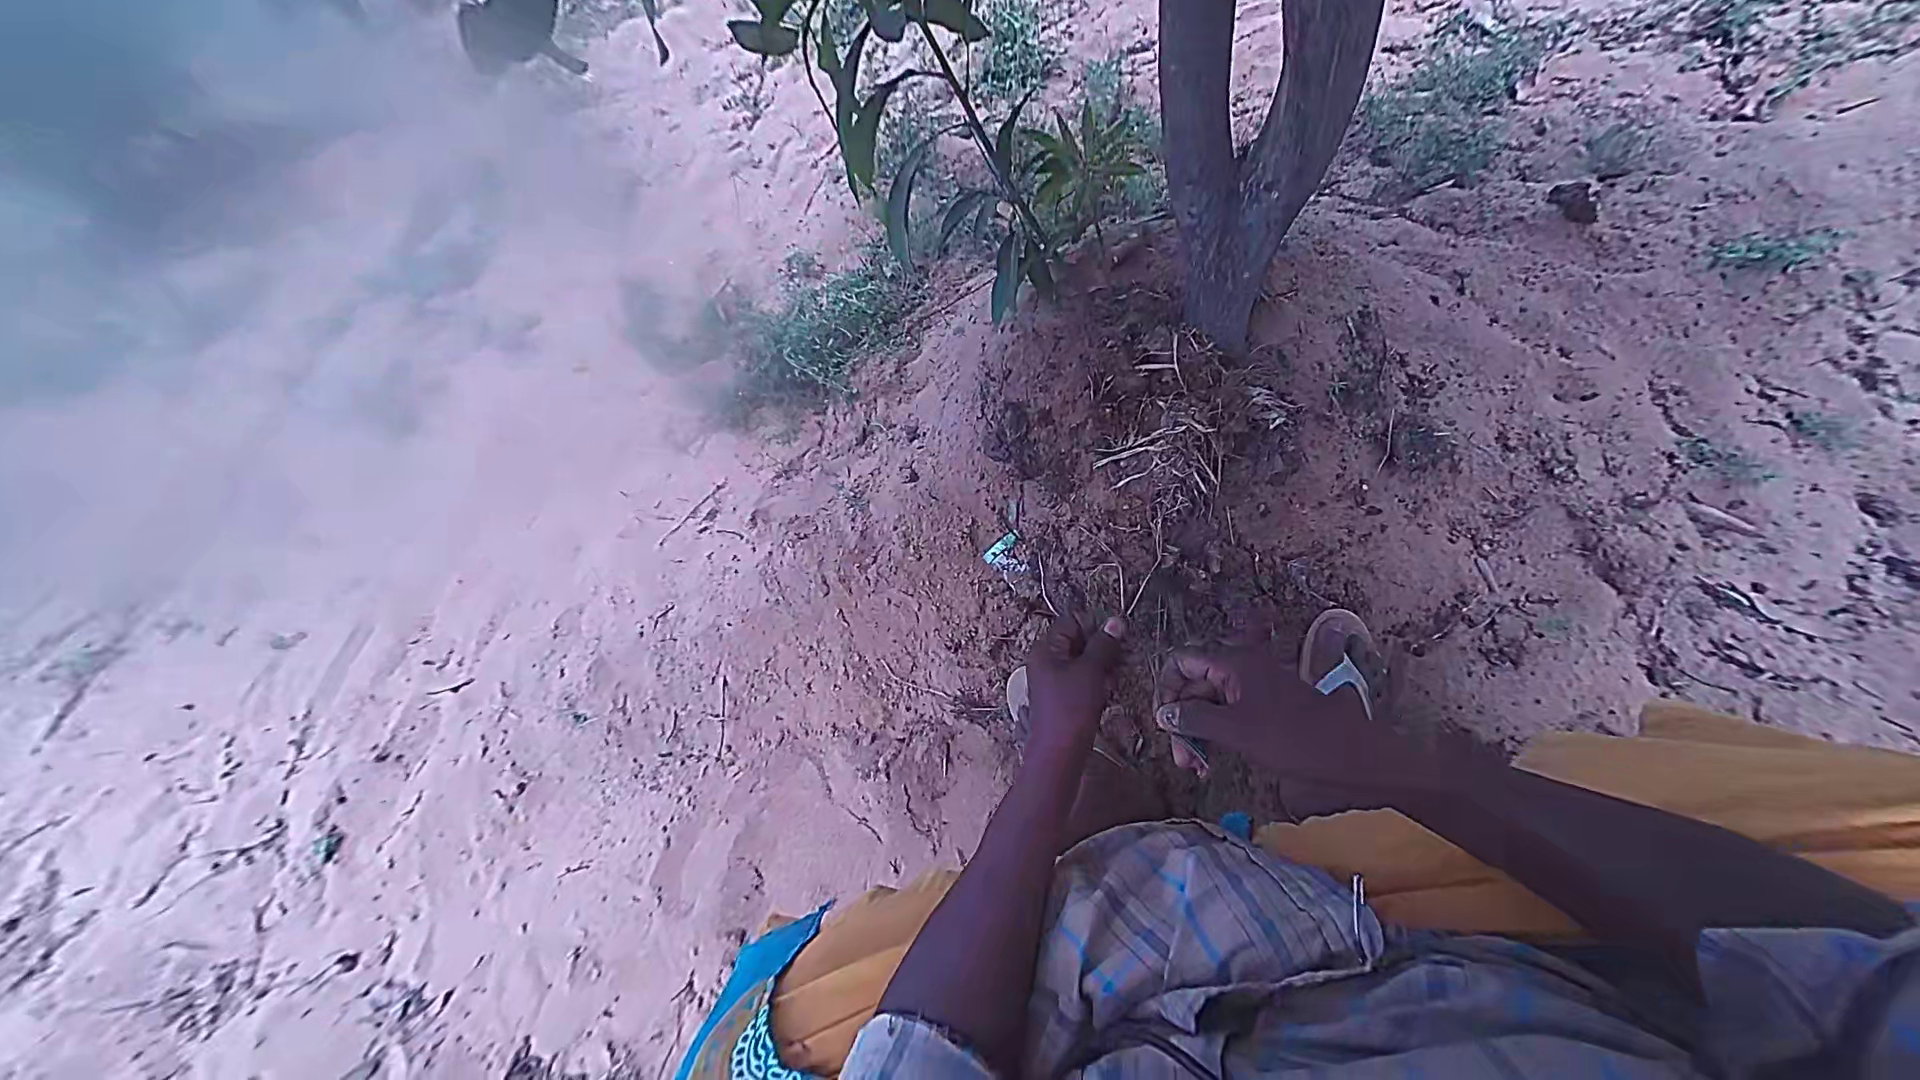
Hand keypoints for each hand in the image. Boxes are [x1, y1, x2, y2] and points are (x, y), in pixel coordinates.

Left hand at [1023, 613, 1125, 758]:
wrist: (1060, 753)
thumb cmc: (1071, 708)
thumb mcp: (1090, 670)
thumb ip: (1103, 644)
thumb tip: (1116, 621)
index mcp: (1046, 649)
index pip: (1071, 622)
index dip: (1096, 624)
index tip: (1120, 634)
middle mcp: (1046, 660)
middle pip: (1078, 640)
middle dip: (1104, 646)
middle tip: (1127, 655)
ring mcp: (1054, 679)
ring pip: (1083, 661)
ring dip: (1104, 663)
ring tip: (1120, 674)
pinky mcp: (1063, 697)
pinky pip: (1082, 679)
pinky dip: (1098, 679)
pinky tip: (1111, 688)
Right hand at [1153, 641, 1422, 788]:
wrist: (1352, 760)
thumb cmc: (1293, 738)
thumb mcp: (1235, 729)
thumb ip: (1193, 718)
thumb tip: (1163, 713)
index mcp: (1234, 662)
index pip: (1182, 661)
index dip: (1166, 688)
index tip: (1163, 720)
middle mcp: (1240, 670)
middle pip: (1193, 686)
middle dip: (1180, 719)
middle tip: (1180, 757)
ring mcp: (1252, 692)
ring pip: (1208, 706)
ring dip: (1195, 733)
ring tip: (1194, 767)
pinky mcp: (1262, 713)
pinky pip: (1225, 718)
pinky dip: (1213, 737)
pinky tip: (1210, 763)